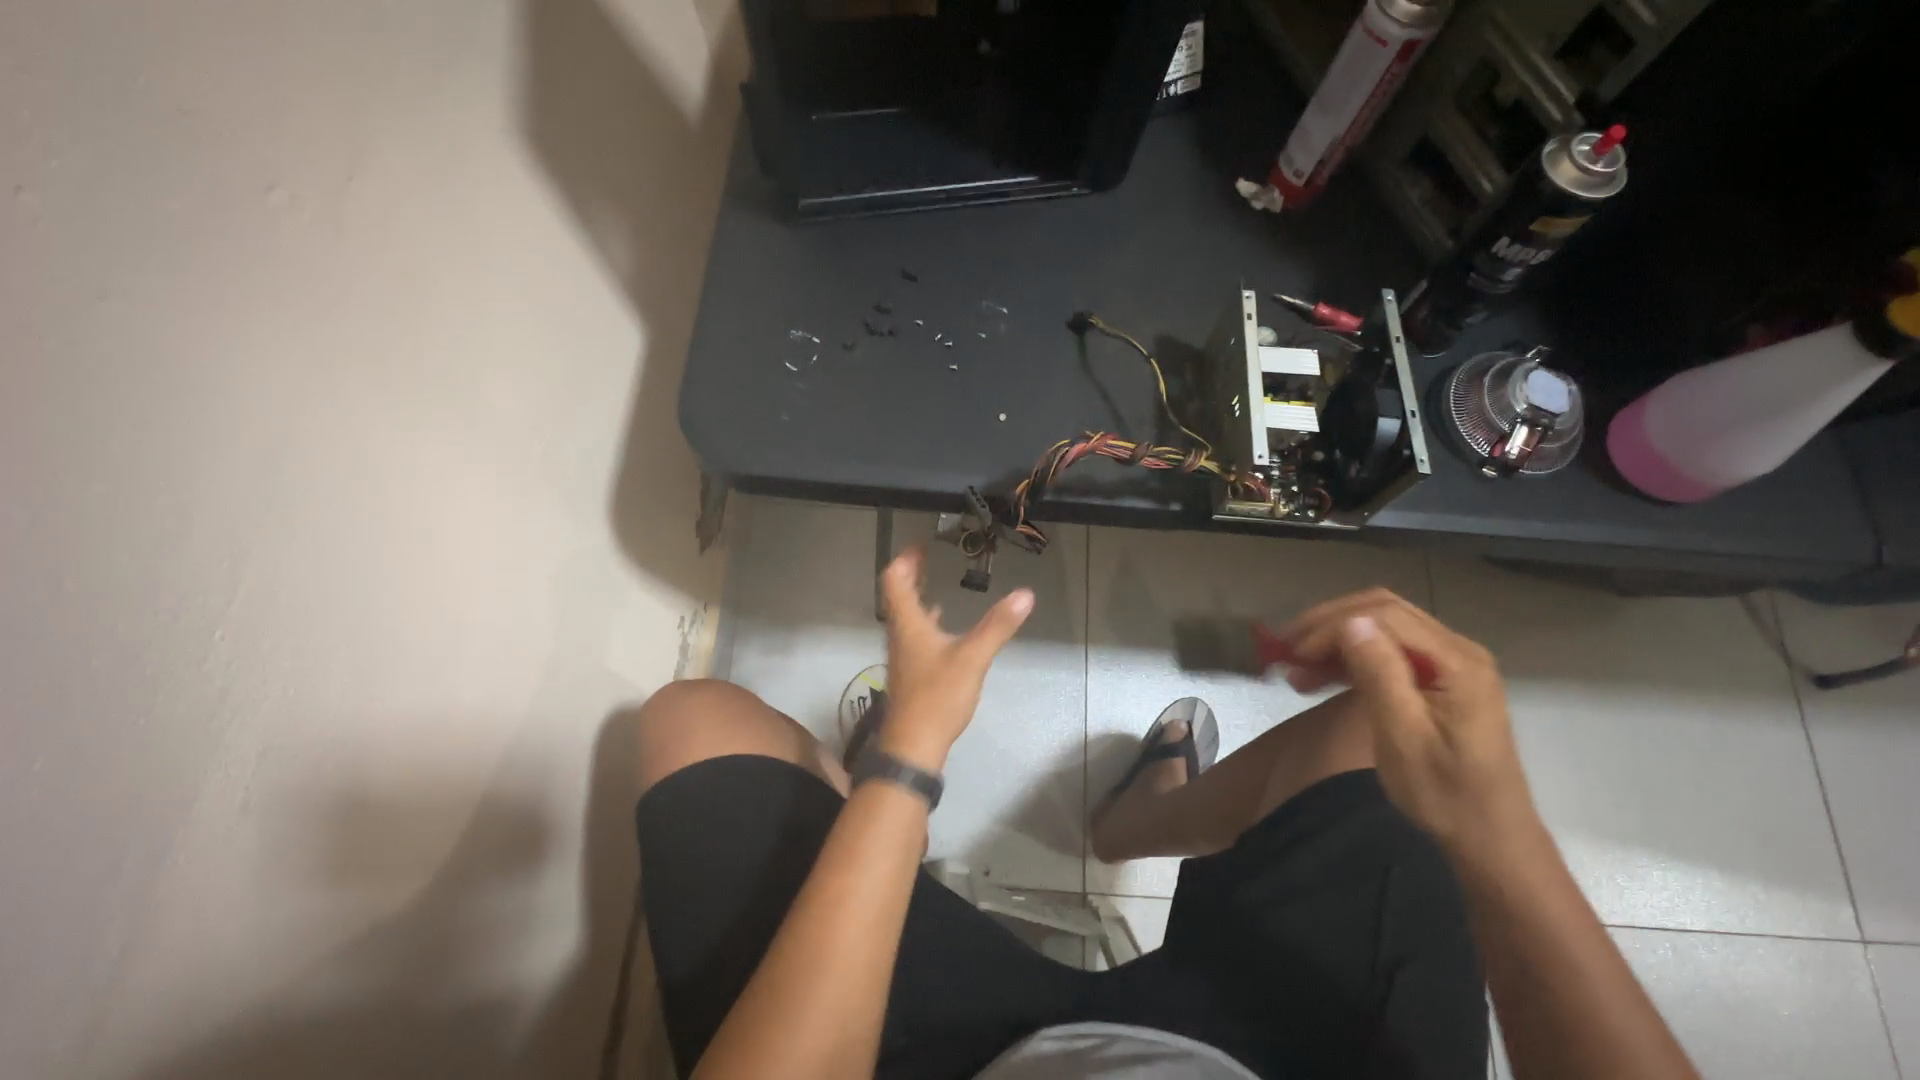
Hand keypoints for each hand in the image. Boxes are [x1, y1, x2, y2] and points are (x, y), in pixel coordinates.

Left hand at [876, 547, 1034, 771]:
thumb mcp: (972, 658)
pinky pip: (914, 636)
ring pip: (905, 617)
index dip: (905, 560)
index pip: (895, 580)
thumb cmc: (937, 697)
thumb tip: (1025, 594)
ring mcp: (902, 656)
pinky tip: (942, 628)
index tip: (920, 545)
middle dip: (912, 574)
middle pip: (897, 596)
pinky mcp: (910, 673)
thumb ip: (998, 626)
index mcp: (908, 625)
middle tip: (926, 558)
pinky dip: (926, 622)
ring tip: (934, 585)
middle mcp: (900, 635)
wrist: (913, 745)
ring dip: (917, 597)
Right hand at [1278, 589, 1538, 859]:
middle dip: (1329, 625)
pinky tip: (1323, 675)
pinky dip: (1354, 657)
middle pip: (1384, 612)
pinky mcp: (1442, 680)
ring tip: (1296, 666)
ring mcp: (1453, 664)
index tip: (1292, 655)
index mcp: (1457, 661)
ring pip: (1385, 628)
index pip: (1384, 617)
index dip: (1332, 626)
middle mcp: (1459, 650)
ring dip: (1337, 640)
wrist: (1490, 838)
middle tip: (1285, 650)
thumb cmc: (1444, 793)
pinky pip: (1392, 650)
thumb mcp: (1402, 736)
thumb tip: (1349, 622)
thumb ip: (1379, 673)